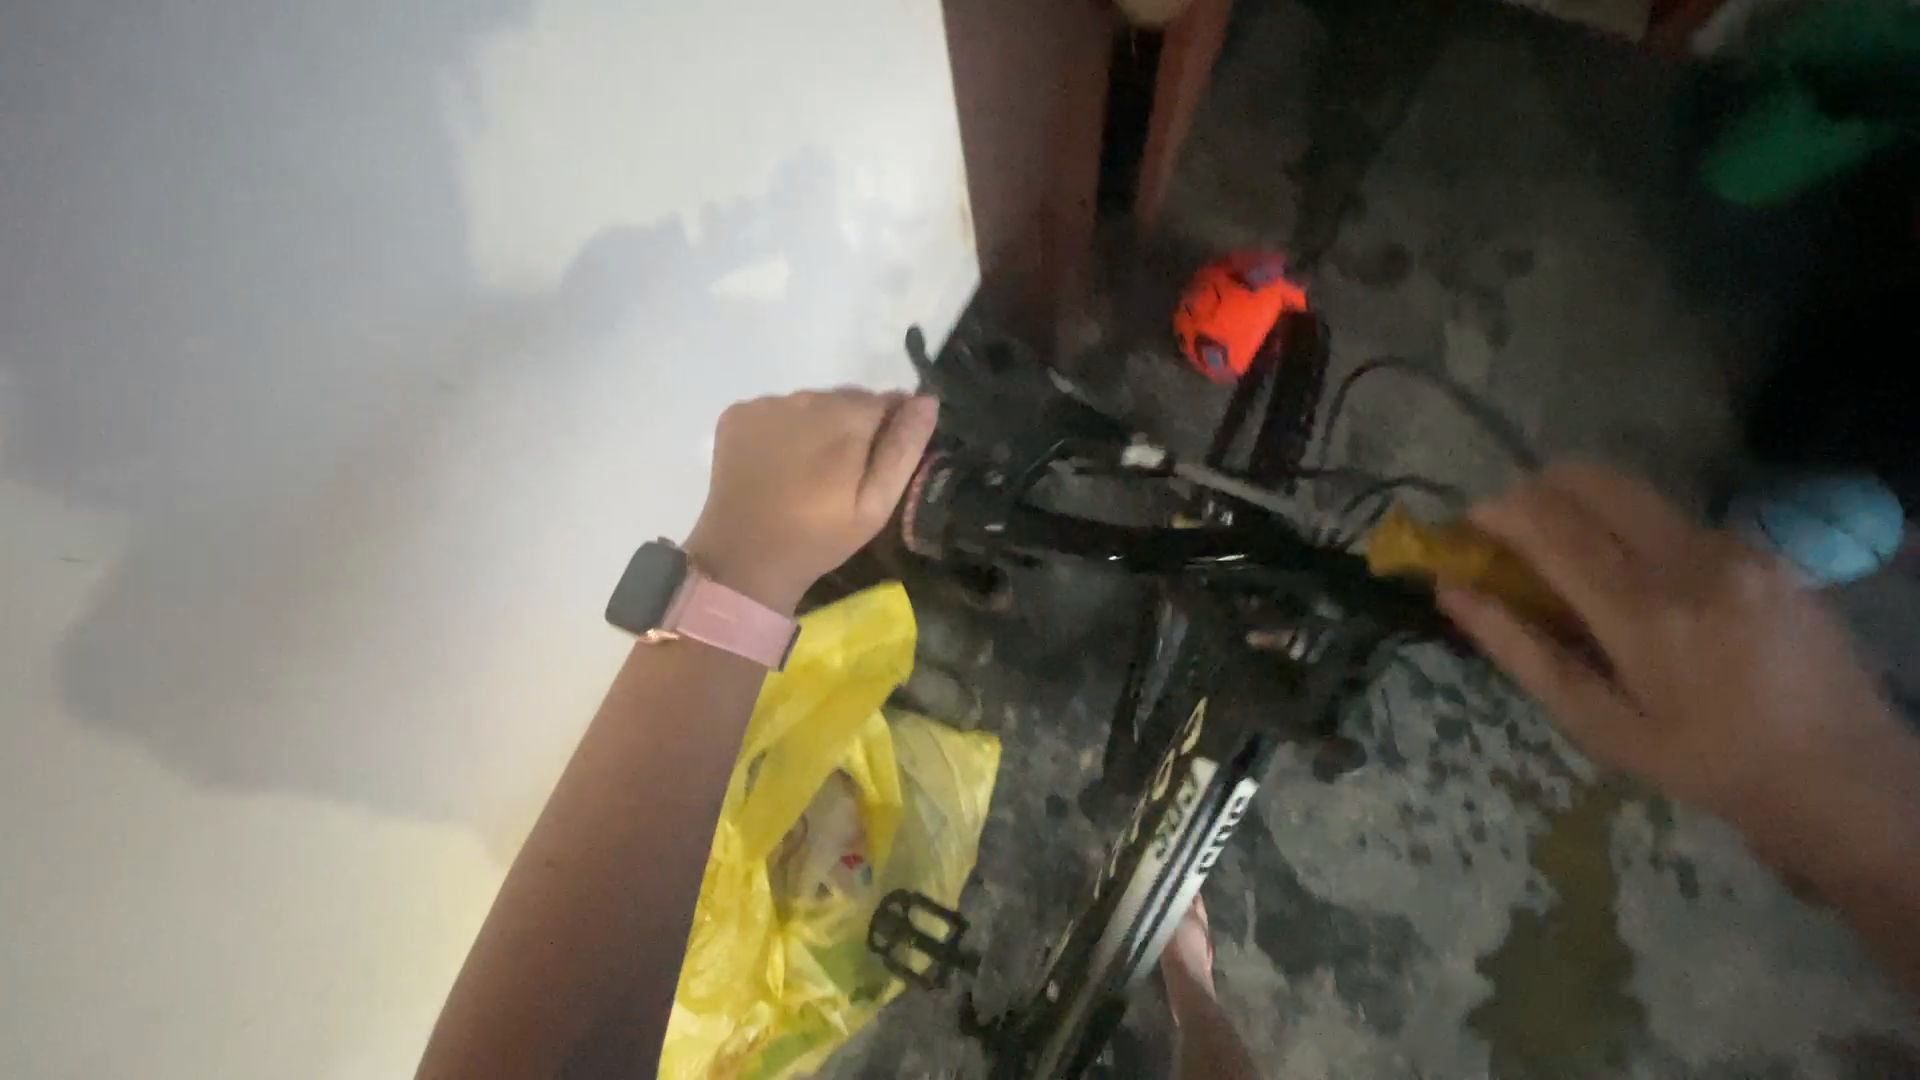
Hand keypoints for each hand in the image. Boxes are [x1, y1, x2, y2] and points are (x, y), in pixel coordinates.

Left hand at [683, 389, 938, 613]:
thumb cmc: (820, 538)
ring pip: (811, 403)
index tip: (880, 464)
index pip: (886, 401)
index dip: (890, 430)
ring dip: (818, 426)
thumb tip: (927, 400)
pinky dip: (783, 429)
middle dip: (853, 427)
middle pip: (846, 399)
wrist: (744, 558)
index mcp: (846, 419)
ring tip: (810, 471)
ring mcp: (767, 404)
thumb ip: (903, 449)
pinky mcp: (737, 414)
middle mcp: (806, 399)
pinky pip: (776, 410)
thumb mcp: (875, 505)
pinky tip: (780, 463)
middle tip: (845, 474)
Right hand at [1438, 464, 1908, 839]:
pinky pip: (1669, 517)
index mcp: (1644, 614)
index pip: (1552, 528)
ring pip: (1630, 494)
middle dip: (1532, 491)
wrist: (1846, 778)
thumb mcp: (1591, 720)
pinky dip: (1624, 530)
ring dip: (1578, 509)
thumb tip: (1449, 590)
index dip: (1496, 511)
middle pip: (1592, 482)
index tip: (1463, 522)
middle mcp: (1694, 563)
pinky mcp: (1764, 551)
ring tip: (1563, 556)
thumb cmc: (1698, 760)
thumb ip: (1516, 648)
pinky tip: (1629, 580)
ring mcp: (1739, 550)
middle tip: (1508, 531)